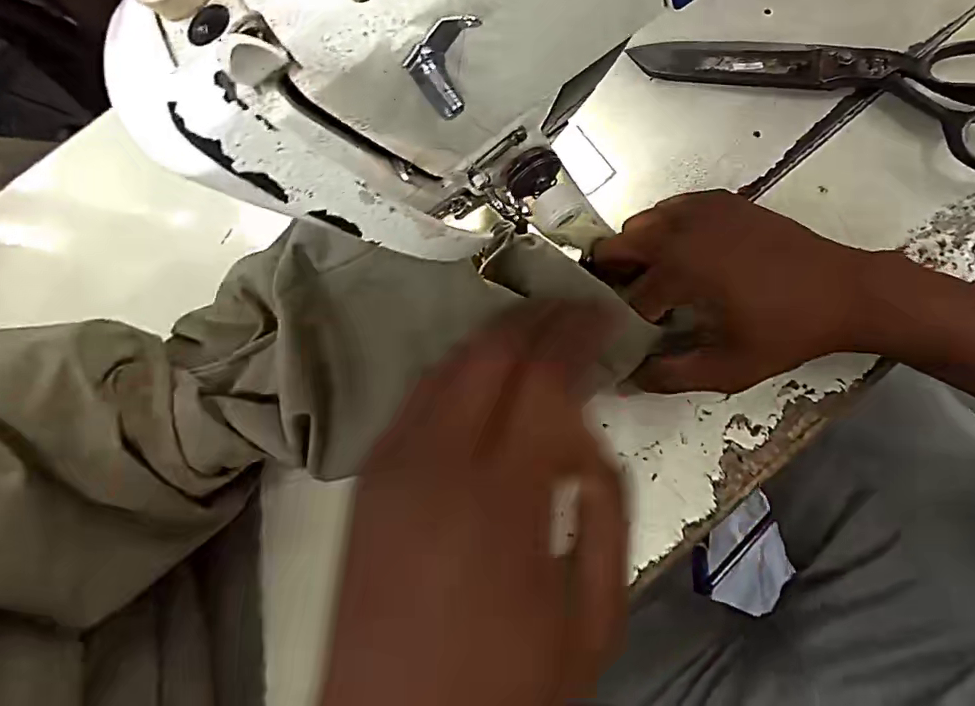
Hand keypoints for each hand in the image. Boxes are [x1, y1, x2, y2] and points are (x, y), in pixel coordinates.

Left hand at [324, 302, 628, 705]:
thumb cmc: (503, 685)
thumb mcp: (591, 616)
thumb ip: (608, 511)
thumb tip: (594, 435)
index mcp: (502, 495)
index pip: (544, 373)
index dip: (578, 329)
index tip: (605, 314)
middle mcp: (437, 464)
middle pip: (493, 351)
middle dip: (541, 316)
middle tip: (576, 307)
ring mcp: (392, 468)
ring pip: (451, 361)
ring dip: (499, 333)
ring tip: (539, 326)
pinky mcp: (367, 481)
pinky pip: (418, 394)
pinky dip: (459, 363)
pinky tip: (484, 367)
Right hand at [591, 191, 891, 393]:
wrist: (842, 289)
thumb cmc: (788, 330)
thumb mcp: (731, 367)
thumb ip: (674, 375)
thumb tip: (633, 378)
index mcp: (682, 267)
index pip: (631, 296)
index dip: (627, 323)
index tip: (633, 340)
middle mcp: (684, 229)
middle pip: (620, 244)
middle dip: (615, 274)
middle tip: (632, 304)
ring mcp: (704, 209)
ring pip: (644, 221)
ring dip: (638, 249)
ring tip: (658, 280)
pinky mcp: (724, 200)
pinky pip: (675, 206)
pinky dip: (666, 227)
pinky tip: (686, 253)